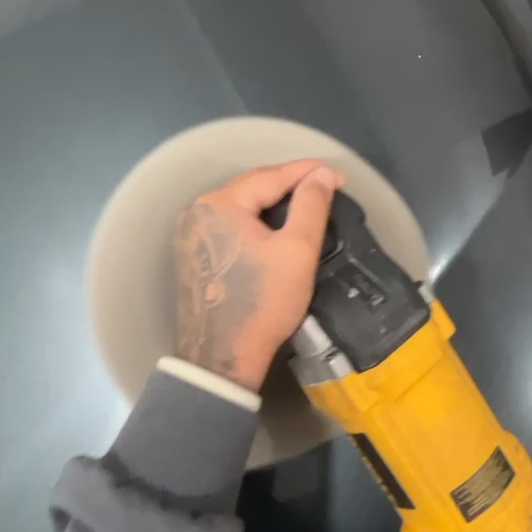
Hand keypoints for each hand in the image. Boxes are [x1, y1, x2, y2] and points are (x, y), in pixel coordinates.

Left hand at [172, 160, 344, 390]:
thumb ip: (311, 205)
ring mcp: (192, 235)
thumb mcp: (296, 250)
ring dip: (274, 204)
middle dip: (291, 185)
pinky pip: (232, 226)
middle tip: (326, 188)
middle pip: (253, 188)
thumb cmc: (262, 302)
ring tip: (307, 204)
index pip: (271, 176)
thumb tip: (323, 173)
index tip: (339, 176)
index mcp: (219, 204)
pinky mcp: (195, 256)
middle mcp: (198, 212)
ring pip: (243, 208)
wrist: (222, 359)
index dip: (308, 172)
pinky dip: (258, 222)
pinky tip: (278, 228)